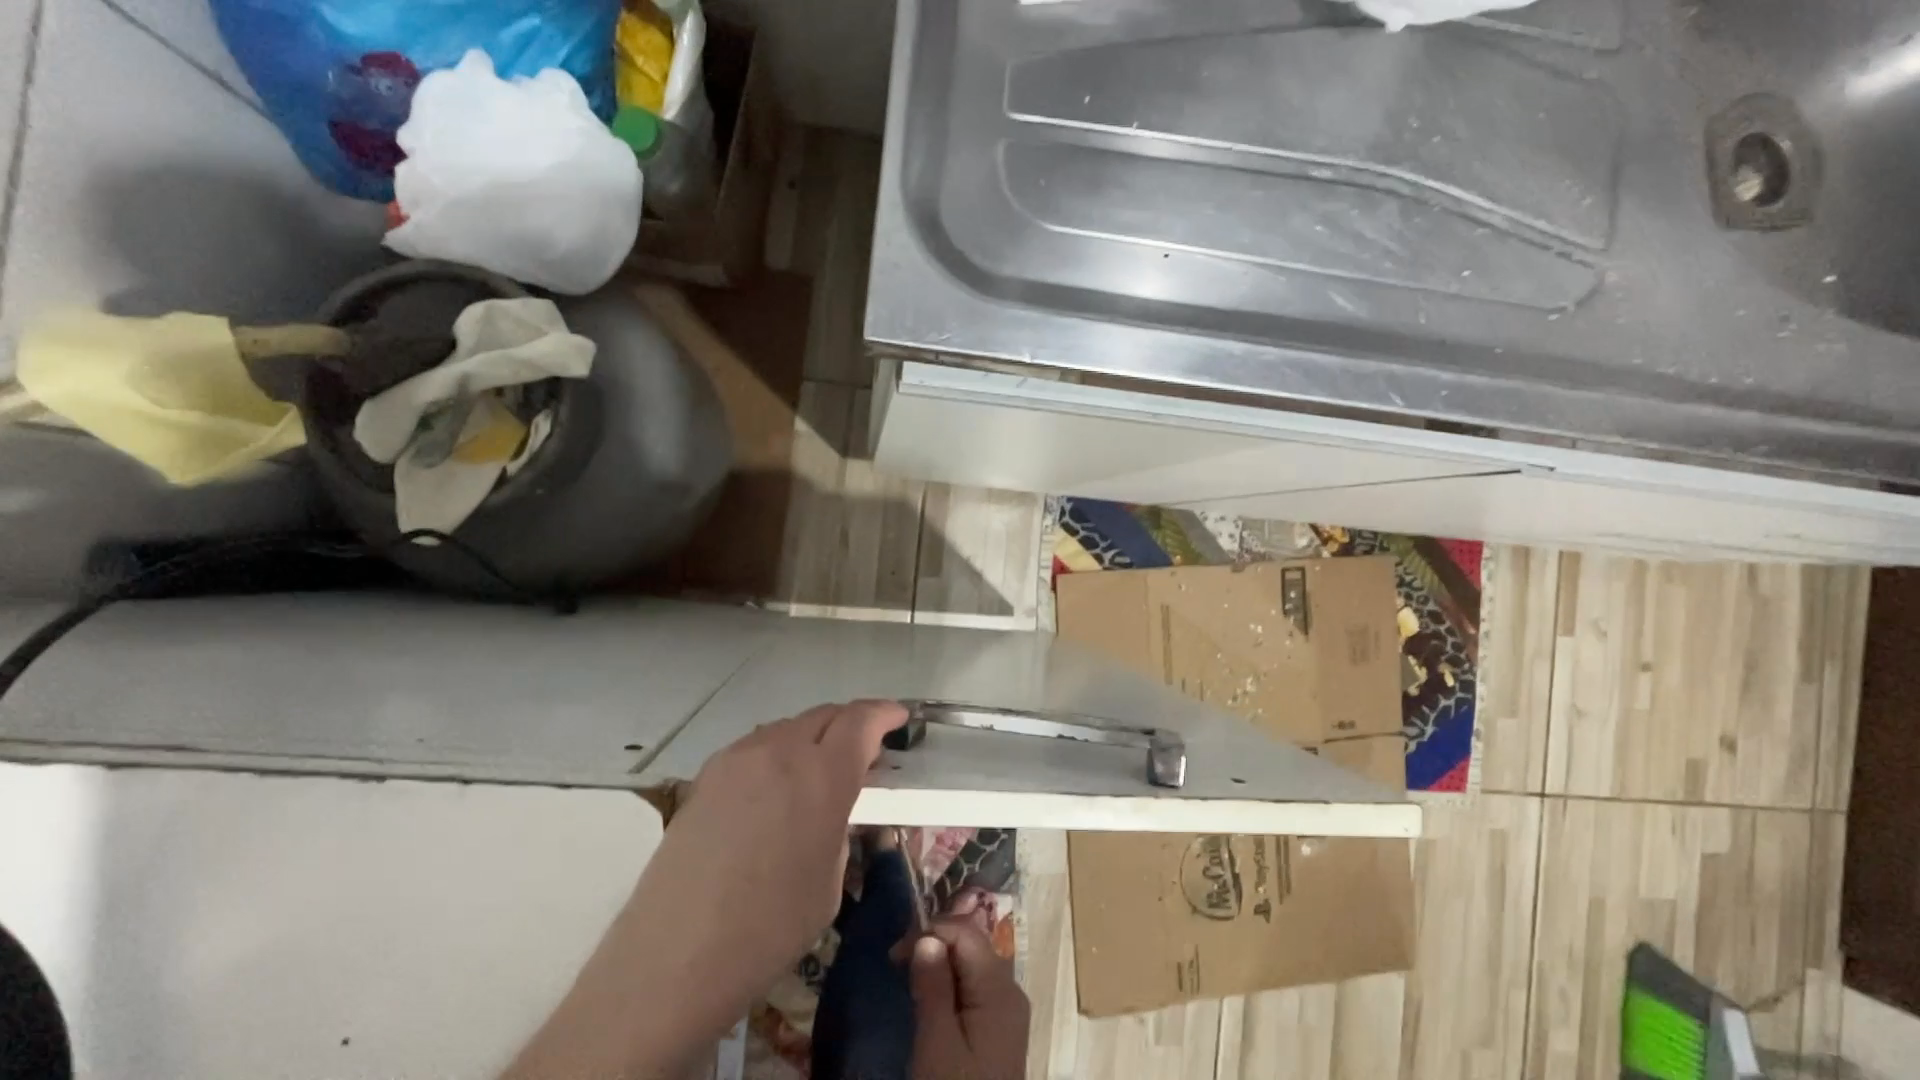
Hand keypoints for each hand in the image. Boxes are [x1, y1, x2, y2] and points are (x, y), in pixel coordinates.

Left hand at [626, 700, 904, 1026]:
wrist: (676, 954)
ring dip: (811, 738)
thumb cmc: (769, 929)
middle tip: (866, 749)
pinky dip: (777, 755)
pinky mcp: (704, 778)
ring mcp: (735, 760)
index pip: (860, 722)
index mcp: (822, 777)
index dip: (883, 714)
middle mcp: (779, 752)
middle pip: (822, 716)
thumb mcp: (830, 884)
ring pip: (785, 729)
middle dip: (850, 725)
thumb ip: (838, 830)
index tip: (899, 718)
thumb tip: (833, 812)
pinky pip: (754, 749)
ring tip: (820, 771)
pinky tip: (776, 790)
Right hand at [910, 909, 1031, 1079]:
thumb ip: (933, 987)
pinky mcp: (1001, 1027)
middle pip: (973, 943)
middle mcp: (1011, 990)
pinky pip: (976, 986)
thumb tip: (928, 938)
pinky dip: (952, 983)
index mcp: (1000, 989)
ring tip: (910, 980)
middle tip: (898, 965)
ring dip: (941, 963)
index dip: (930, 931)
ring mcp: (1009, 1009)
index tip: (895, 955)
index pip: (966, 932)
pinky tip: (931, 999)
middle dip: (935, 943)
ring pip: (974, 963)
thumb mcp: (937, 1043)